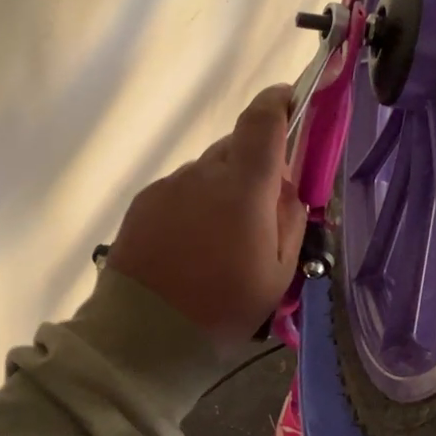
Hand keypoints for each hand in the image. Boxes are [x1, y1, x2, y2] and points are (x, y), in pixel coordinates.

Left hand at [106, 84, 309, 348]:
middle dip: (254, 165)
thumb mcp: (278, 272)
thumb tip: (286, 186)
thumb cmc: (222, 308)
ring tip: (221, 237)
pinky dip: (194, 203)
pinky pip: (180, 190)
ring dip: (221, 188)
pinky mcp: (143, 203)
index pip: (262, 120)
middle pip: (235, 147)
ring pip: (207, 170)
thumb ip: (290, 218)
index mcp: (243, 187)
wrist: (145, 335)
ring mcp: (169, 186)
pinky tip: (192, 243)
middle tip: (261, 208)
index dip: (279, 102)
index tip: (291, 100)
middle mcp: (203, 174)